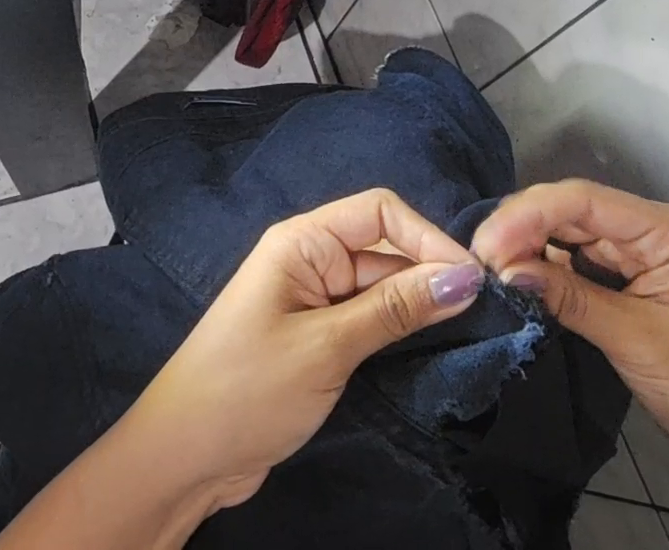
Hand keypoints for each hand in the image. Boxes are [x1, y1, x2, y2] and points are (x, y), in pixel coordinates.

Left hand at [126, 188, 486, 510]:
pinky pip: (369, 319)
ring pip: (381, 287)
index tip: (473, 279)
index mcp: (301, 242)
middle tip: (484, 313)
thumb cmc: (247, 389)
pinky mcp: (318, 338)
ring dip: (419, 304)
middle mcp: (309, 261)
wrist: (184, 455)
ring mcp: (313, 301)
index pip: (379, 212)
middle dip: (430, 273)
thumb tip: (464, 277)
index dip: (429, 237)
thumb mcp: (326, 347)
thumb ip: (393, 309)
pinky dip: (400, 329)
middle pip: (385, 249)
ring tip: (469, 331)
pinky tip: (432, 347)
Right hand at [470, 179, 668, 458]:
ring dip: (525, 249)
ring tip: (487, 271)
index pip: (581, 201)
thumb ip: (571, 298)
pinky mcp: (619, 283)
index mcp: (663, 230)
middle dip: (519, 230)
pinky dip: (540, 270)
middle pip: (567, 211)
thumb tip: (505, 271)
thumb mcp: (640, 339)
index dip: (527, 215)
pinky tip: (512, 279)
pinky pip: (570, 264)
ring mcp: (631, 257)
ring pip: (563, 236)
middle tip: (477, 262)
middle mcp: (644, 231)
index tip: (487, 247)